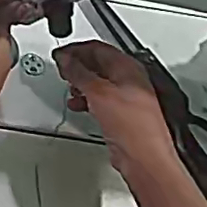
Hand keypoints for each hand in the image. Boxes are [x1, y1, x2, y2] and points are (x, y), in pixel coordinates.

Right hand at [52, 41, 177, 174]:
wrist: (145, 158)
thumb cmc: (134, 126)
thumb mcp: (98, 92)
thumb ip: (79, 73)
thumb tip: (67, 60)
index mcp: (128, 67)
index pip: (98, 48)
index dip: (76, 49)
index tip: (61, 54)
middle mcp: (130, 80)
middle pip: (99, 63)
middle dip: (78, 64)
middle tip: (63, 67)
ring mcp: (127, 98)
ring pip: (99, 82)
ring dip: (81, 82)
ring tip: (69, 85)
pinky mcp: (122, 115)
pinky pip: (101, 99)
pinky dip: (87, 98)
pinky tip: (79, 104)